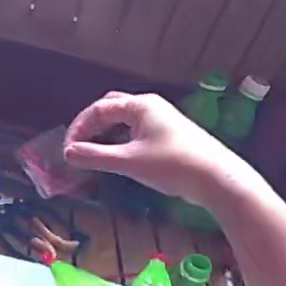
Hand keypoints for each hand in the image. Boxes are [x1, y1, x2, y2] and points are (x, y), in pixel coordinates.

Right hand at [63, 91, 265, 207]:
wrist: (218, 179)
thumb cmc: (173, 165)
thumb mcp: (128, 162)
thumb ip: (94, 157)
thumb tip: (67, 153)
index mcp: (140, 105)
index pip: (98, 109)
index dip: (78, 128)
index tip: (67, 150)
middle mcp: (150, 107)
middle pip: (110, 109)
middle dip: (90, 126)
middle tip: (77, 147)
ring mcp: (161, 121)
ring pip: (122, 121)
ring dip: (104, 135)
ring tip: (92, 154)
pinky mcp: (167, 136)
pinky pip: (134, 132)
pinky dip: (118, 141)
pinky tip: (115, 157)